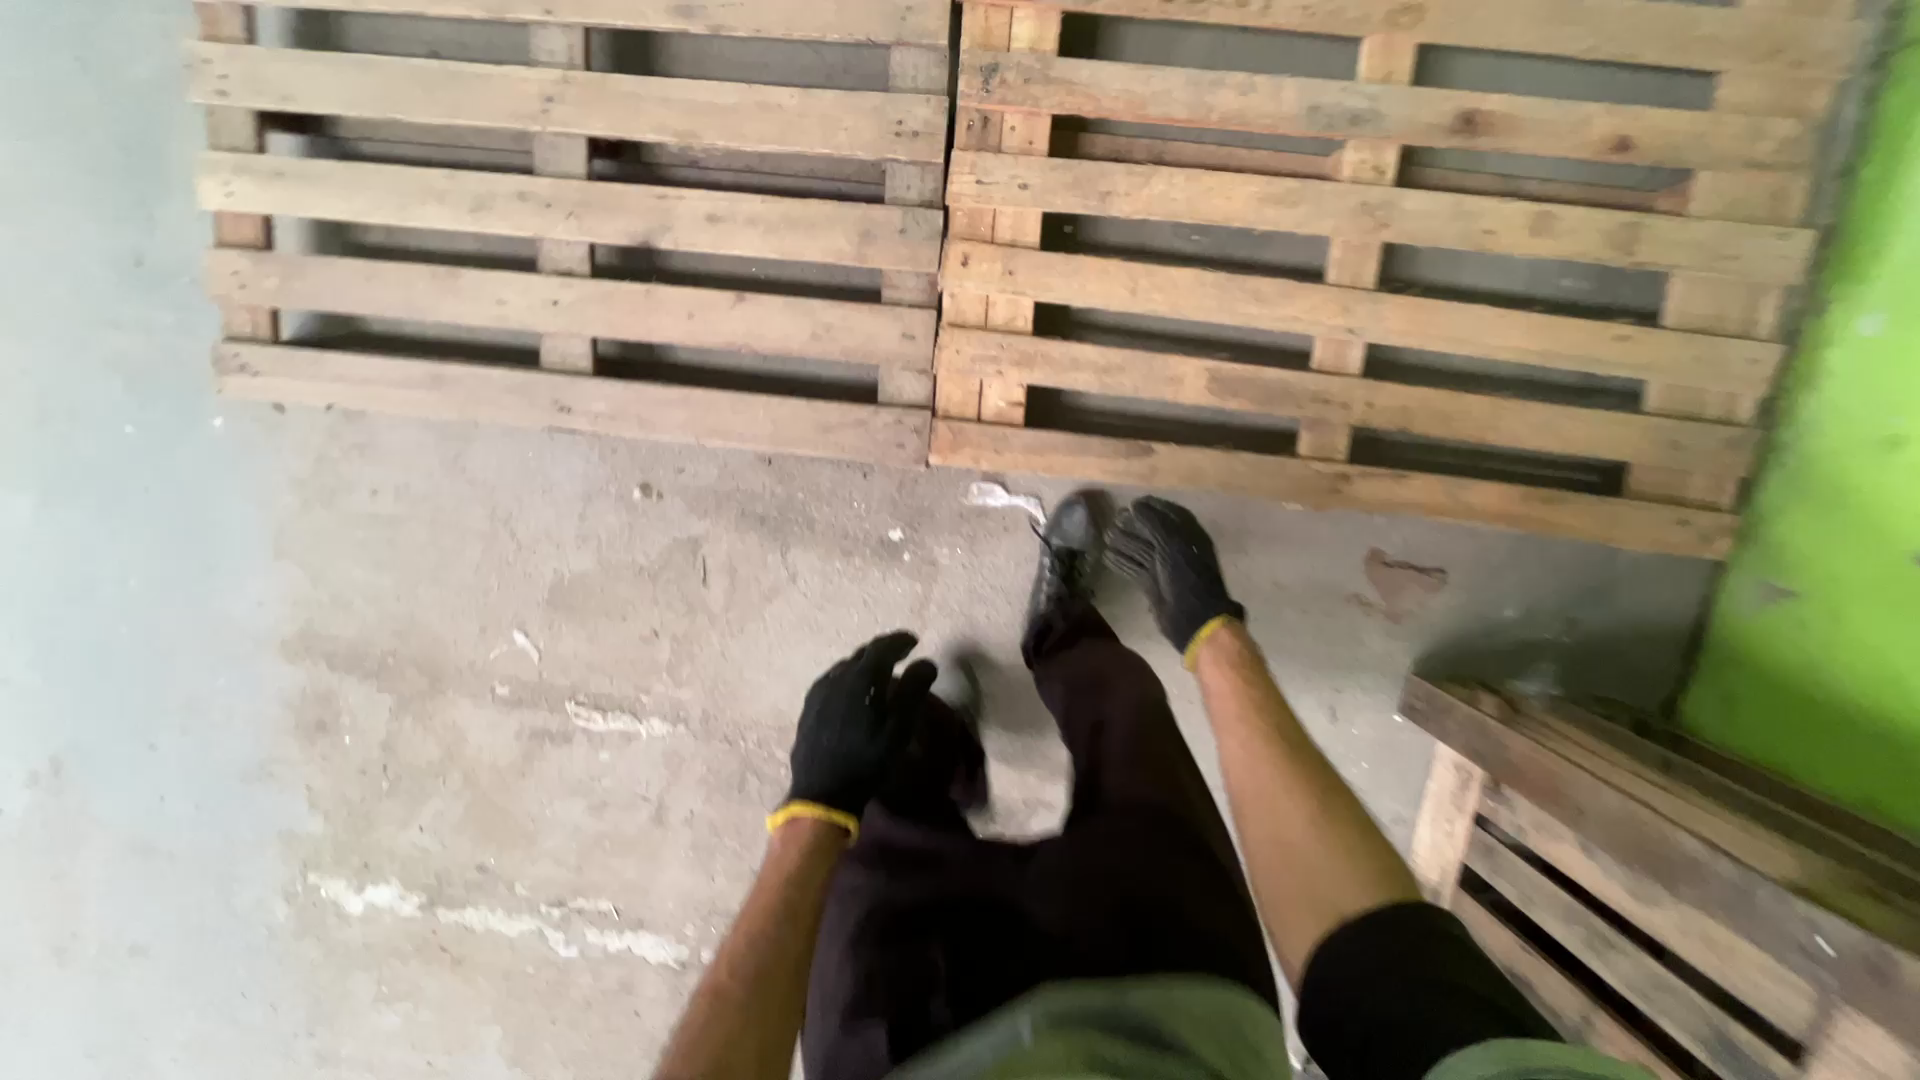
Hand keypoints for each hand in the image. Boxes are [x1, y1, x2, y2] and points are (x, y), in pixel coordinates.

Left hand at [782, 631, 936, 821]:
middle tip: (901, 653)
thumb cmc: (868, 758)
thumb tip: (927, 662)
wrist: (822, 789)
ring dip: (866, 663)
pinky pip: (834, 680)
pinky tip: (853, 690)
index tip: (914, 641)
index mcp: (863, 677)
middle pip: (864, 653)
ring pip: (847, 666)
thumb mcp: (900, 727)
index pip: (883, 646)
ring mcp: (821, 690)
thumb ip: (914, 690)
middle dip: (884, 649)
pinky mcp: (810, 705)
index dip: (901, 640)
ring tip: (880, 672)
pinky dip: (850, 677)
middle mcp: (839, 676)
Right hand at [1106, 496, 1244, 665]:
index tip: (1134, 502)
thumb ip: (1154, 522)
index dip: (1154, 506)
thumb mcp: (1172, 543)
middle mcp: (1177, 550)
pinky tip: (1106, 555)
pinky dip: (1121, 562)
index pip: (1171, 514)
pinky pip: (1135, 568)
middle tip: (1114, 518)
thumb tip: (1135, 505)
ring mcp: (1165, 568)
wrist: (1193, 617)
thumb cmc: (1187, 575)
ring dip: (1124, 542)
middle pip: (1153, 532)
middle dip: (1134, 524)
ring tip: (1105, 535)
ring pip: (1142, 550)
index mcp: (1189, 536)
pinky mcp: (1153, 585)